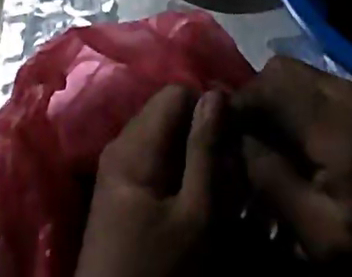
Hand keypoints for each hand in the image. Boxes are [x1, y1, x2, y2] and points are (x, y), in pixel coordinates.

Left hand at [75, 86, 223, 276]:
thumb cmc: (157, 270)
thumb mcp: (193, 216)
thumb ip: (204, 151)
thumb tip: (215, 94)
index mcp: (134, 144)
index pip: (176, 92)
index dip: (208, 105)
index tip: (235, 134)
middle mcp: (120, 142)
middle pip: (168, 110)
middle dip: (201, 128)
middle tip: (230, 163)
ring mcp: (116, 163)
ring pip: (162, 131)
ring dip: (192, 148)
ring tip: (217, 180)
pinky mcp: (118, 184)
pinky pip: (152, 153)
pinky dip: (177, 163)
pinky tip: (194, 192)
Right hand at [232, 57, 351, 272]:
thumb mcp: (322, 235)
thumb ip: (273, 181)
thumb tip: (234, 138)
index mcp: (336, 128)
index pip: (266, 87)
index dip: (236, 106)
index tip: (221, 134)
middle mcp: (349, 95)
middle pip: (279, 68)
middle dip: (254, 97)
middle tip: (245, 139)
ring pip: (298, 72)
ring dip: (275, 98)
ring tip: (269, 142)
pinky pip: (318, 84)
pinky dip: (297, 102)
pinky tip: (300, 140)